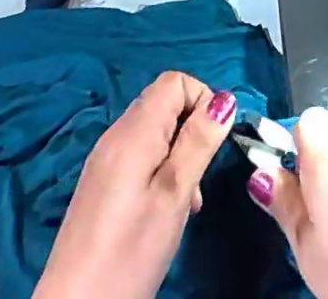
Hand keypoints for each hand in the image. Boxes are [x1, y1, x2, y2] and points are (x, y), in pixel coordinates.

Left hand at [35, 71, 236, 298]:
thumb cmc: (131, 247)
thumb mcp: (174, 194)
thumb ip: (198, 142)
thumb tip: (224, 99)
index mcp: (134, 129)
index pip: (174, 80)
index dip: (203, 100)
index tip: (214, 142)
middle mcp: (117, 131)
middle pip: (164, 101)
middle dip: (193, 128)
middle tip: (201, 177)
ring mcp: (107, 153)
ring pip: (155, 128)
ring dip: (180, 151)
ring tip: (188, 200)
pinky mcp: (103, 176)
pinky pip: (140, 150)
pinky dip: (162, 166)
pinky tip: (166, 206)